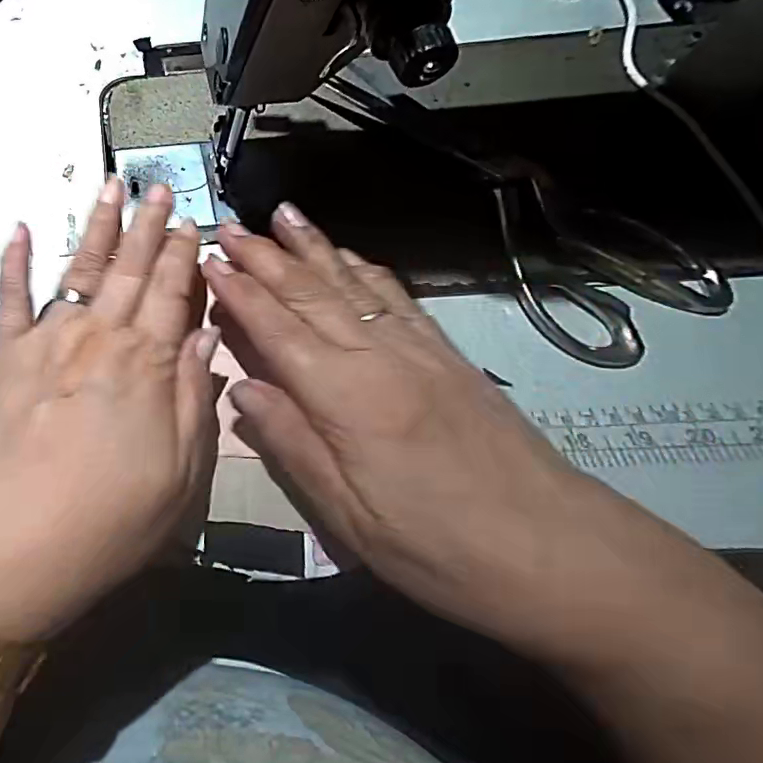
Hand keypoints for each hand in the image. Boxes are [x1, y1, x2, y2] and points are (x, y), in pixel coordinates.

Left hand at [0, 179, 220, 642]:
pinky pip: (10, 300)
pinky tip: (18, 229)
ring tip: (110, 185)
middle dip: (148, 224)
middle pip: (132, 268)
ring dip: (97, 225)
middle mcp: (101, 336)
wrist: (14, 547)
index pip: (172, 291)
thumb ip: (195, 395)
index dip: (184, 253)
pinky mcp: (6, 359)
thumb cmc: (112, 518)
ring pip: (80, 268)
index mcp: (148, 362)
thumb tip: (206, 333)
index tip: (192, 220)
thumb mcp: (183, 471)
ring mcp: (49, 341)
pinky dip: (12, 263)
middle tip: (157, 185)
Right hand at [205, 203, 608, 642]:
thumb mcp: (350, 516)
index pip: (278, 329)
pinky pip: (396, 297)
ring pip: (353, 283)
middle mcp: (379, 355)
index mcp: (346, 396)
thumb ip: (292, 443)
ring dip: (314, 247)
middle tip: (230, 225)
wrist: (552, 546)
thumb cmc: (439, 547)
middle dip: (265, 256)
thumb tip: (239, 388)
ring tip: (283, 215)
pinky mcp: (447, 353)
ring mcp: (418, 348)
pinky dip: (365, 269)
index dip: (240, 293)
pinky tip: (351, 255)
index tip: (210, 260)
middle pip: (311, 293)